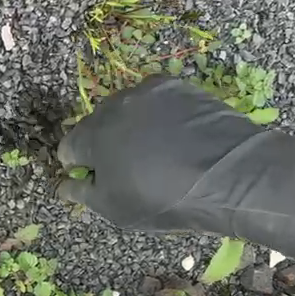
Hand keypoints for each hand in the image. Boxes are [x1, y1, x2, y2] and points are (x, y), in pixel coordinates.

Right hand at [55, 76, 294, 282]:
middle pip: (96, 124)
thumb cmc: (163, 198)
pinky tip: (175, 140)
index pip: (68, 147)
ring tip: (152, 154)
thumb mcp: (113, 208)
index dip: (77, 167)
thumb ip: (81, 193)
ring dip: (130, 129)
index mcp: (91, 134)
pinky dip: (158, 118)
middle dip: (103, 144)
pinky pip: (157, 103)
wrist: (231, 175)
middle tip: (124, 170)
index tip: (93, 181)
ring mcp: (149, 92)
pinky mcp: (180, 87)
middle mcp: (115, 104)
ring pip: (127, 111)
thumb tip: (63, 185)